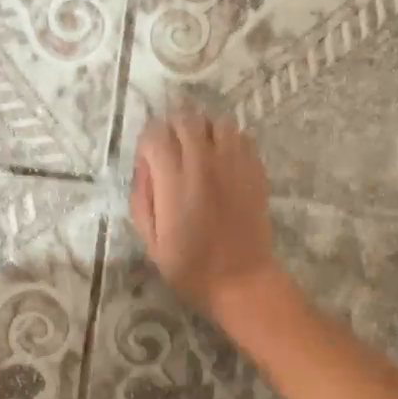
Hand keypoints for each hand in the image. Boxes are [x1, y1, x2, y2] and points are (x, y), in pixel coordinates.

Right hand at [130, 110, 281, 311]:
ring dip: (202, 130)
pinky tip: (221, 161)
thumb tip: (145, 169)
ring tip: (198, 151)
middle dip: (172, 130)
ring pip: (216, 121)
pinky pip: (241, 136)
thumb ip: (142, 198)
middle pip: (185, 118)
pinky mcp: (255, 169)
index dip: (147, 145)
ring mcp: (234, 163)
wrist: (241, 280)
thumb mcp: (150, 240)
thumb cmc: (190, 267)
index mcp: (174, 181)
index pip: (155, 134)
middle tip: (171, 153)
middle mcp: (204, 163)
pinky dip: (227, 140)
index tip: (149, 164)